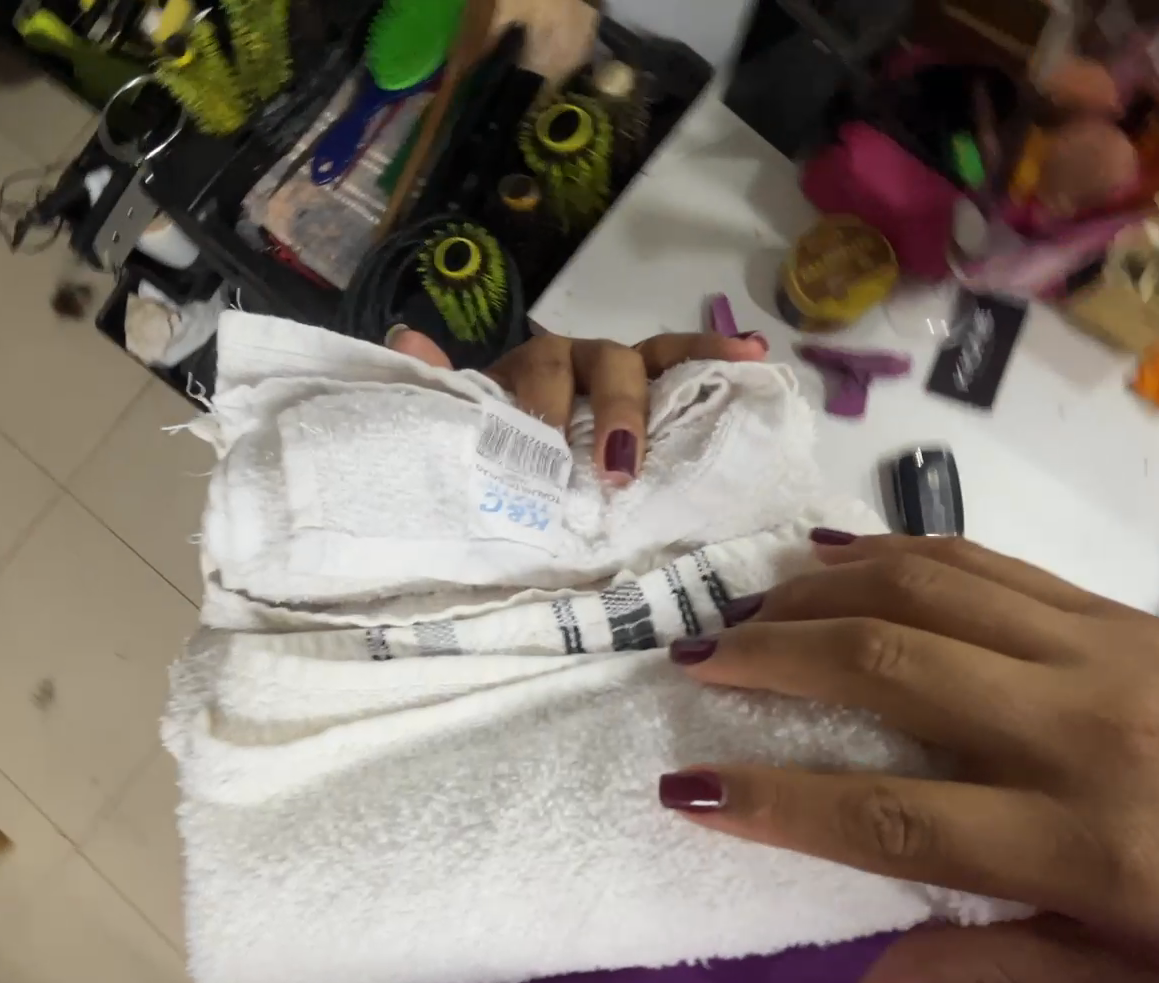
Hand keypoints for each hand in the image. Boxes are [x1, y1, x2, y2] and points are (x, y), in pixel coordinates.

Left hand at [388, 326, 768, 484]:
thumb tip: (404, 338)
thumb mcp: (463, 416)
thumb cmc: (492, 433)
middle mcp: (573, 360)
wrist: (506, 440)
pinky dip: (712, 356)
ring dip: (682, 374)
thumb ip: (442, 385)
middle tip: (612, 468)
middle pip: (598, 366)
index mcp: (524, 370)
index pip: (538, 375)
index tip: (543, 453)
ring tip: (724, 383)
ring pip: (646, 362)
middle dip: (610, 413)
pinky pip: (680, 364)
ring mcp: (613, 370)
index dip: (544, 410)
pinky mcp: (648, 386)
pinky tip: (753, 358)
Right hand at [660, 533, 1158, 982]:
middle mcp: (1080, 728)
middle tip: (694, 660)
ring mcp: (1096, 648)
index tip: (688, 790)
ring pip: (918, 592)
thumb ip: (994, 978)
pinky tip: (826, 554)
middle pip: (885, 668)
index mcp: (1095, 847)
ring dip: (811, 595)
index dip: (773, 803)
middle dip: (768, 658)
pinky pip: (974, 562)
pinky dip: (885, 551)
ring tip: (743, 610)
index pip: (892, 817)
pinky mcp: (1111, 607)